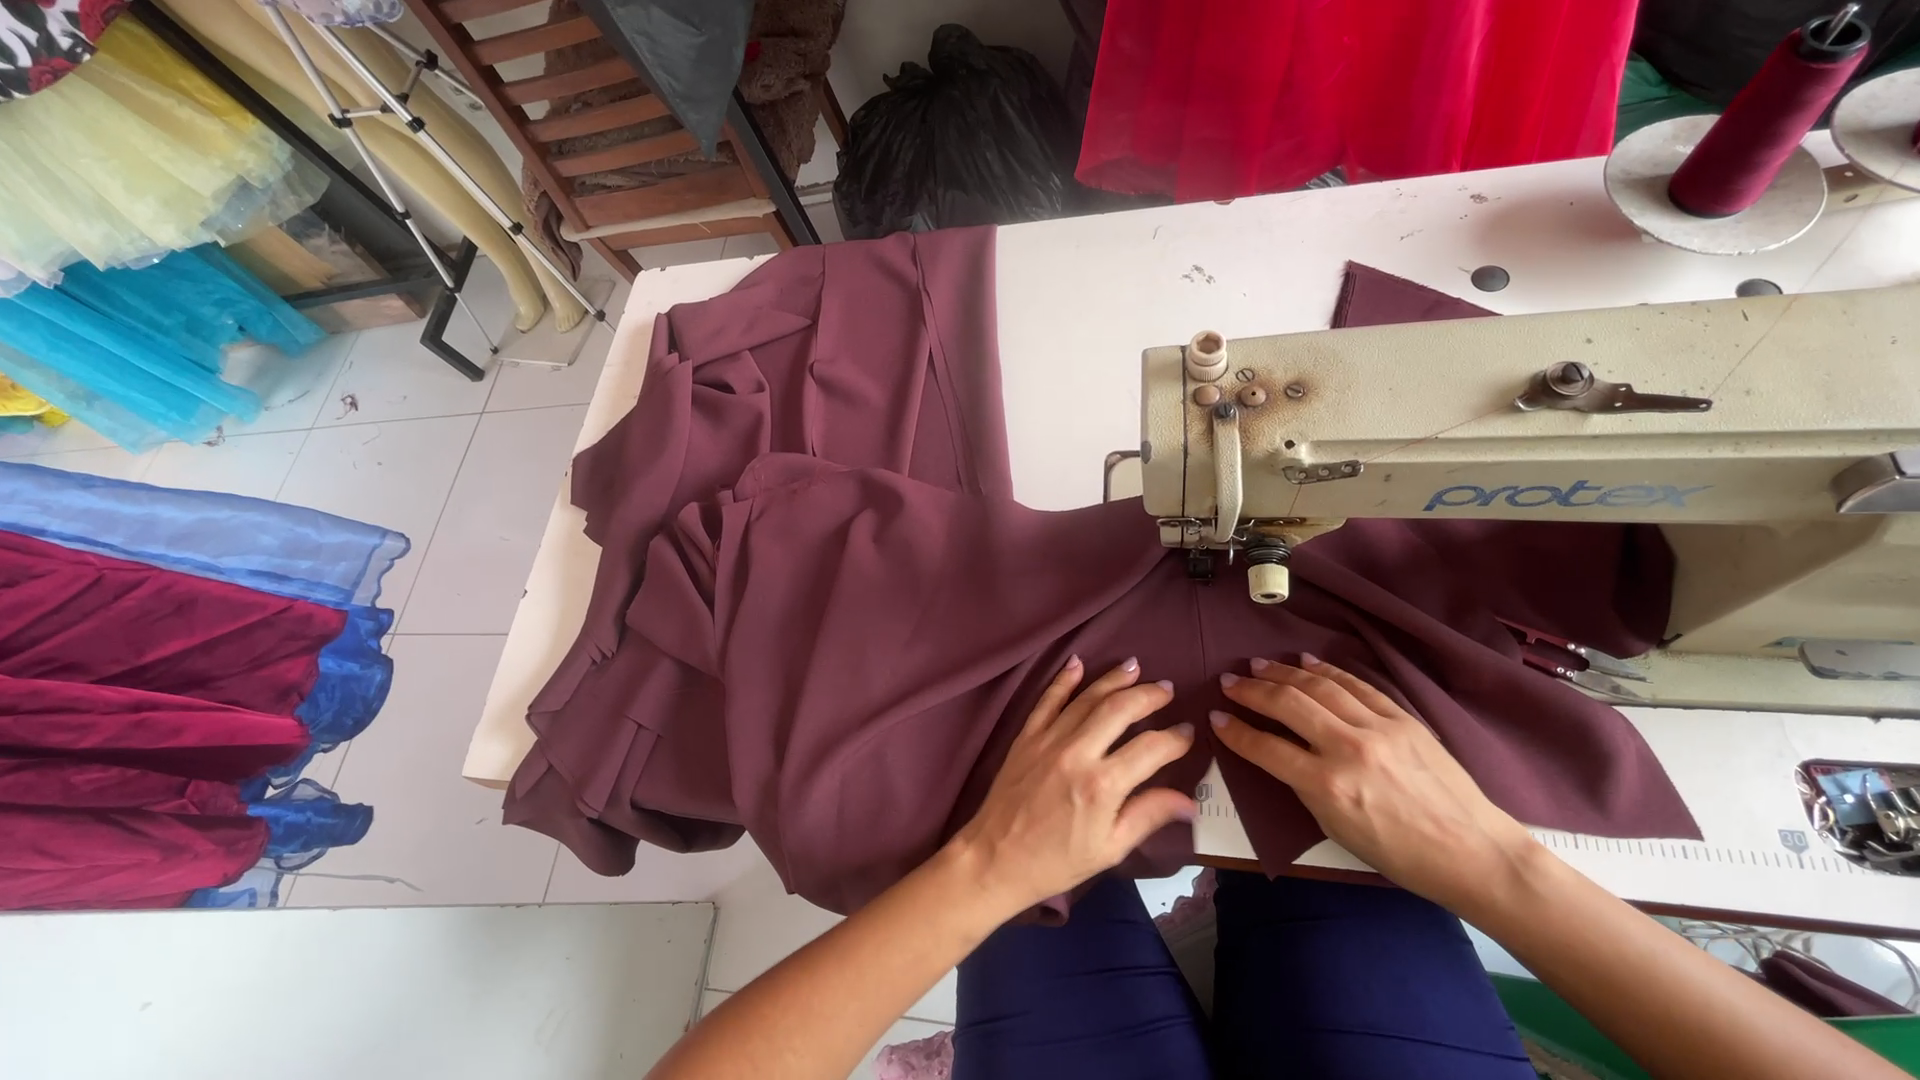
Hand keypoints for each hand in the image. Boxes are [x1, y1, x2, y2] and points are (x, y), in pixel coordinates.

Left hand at [948, 656, 1196, 916]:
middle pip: (1120, 709)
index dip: (1176, 738)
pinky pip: (1047, 700)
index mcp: (1103, 785)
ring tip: (1135, 667)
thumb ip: (1148, 816)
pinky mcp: (1026, 737)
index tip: (1188, 731)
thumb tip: (1190, 801)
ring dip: (1113, 679)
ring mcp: (1048, 740)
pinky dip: (1063, 680)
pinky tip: (1077, 663)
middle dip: (1148, 695)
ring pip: (1087, 698)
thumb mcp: (1110, 849)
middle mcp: (1078, 753)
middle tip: (1167, 688)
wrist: (995, 859)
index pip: (1152, 748)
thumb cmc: (1056, 861)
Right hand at [1210, 655, 1536, 911]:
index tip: (1215, 717)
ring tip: (1259, 664)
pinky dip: (1327, 671)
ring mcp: (1379, 728)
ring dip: (1283, 672)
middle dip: (1252, 691)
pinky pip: (1357, 686)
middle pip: (1288, 705)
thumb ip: (1305, 787)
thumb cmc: (1399, 854)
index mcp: (1327, 785)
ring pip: (1320, 687)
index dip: (1235, 731)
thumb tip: (1280, 754)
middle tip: (1229, 680)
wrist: (1472, 852)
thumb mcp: (1336, 829)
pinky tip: (1306, 662)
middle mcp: (1349, 748)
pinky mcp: (1404, 718)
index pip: (1266, 748)